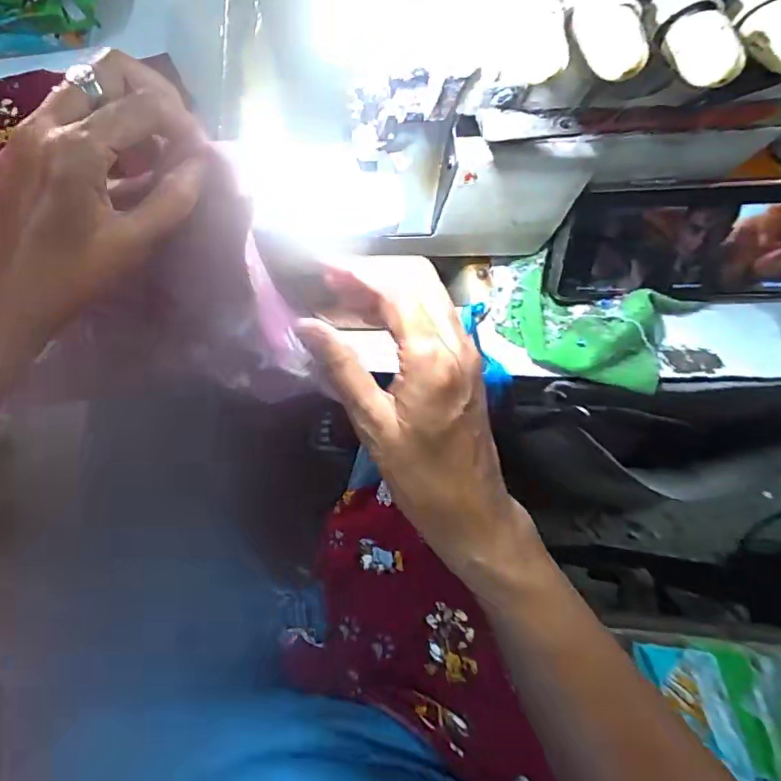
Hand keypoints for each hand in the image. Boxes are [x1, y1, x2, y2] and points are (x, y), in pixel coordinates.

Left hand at [0, 50, 207, 368]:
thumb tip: (201, 162)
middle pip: (109, 67)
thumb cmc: (63, 282)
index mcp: (75, 148)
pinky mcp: (16, 148)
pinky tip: (115, 163)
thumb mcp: (129, 244)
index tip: (197, 156)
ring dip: (123, 103)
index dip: (183, 125)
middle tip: (172, 129)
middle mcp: (45, 125)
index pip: (147, 105)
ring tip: (148, 149)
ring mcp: (25, 132)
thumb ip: (173, 197)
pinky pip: (64, 110)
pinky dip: (97, 120)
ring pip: (83, 84)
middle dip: (151, 90)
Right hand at [295, 259, 538, 583]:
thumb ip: (340, 367)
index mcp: (432, 357)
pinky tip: (368, 317)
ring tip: (339, 293)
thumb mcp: (373, 424)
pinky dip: (399, 302)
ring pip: (427, 290)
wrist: (474, 511)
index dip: (355, 272)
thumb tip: (306, 326)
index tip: (320, 269)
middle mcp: (456, 342)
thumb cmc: (420, 476)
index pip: (395, 290)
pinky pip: (431, 311)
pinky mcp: (464, 359)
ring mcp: (465, 349)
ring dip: (384, 283)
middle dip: (371, 269)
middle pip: (416, 277)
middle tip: (328, 278)